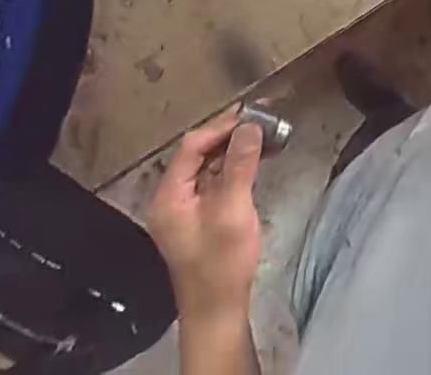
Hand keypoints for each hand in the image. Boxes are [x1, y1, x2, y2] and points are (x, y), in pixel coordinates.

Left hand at [148, 108, 264, 326]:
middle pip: (198, 153)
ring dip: (233, 149)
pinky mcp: (200, 215)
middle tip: (259, 122)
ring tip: (262, 135)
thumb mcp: (233, 211)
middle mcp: (172, 196)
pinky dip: (234, 166)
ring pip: (208, 164)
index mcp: (169, 195)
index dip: (220, 127)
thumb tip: (251, 126)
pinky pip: (215, 179)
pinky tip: (254, 159)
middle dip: (228, 135)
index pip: (191, 146)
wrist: (218, 314)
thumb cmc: (222, 265)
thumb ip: (240, 166)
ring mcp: (186, 207)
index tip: (250, 116)